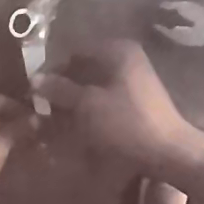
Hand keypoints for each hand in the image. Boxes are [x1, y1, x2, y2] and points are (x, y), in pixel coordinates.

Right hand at [34, 40, 202, 172]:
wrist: (169, 153)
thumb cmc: (126, 123)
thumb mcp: (87, 105)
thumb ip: (60, 89)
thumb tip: (34, 78)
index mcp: (117, 50)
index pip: (74, 52)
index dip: (53, 70)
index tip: (35, 91)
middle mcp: (127, 58)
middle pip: (84, 69)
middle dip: (64, 88)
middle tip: (44, 108)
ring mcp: (135, 80)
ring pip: (94, 86)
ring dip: (75, 102)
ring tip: (57, 121)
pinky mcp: (138, 102)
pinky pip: (106, 100)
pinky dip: (90, 111)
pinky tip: (78, 127)